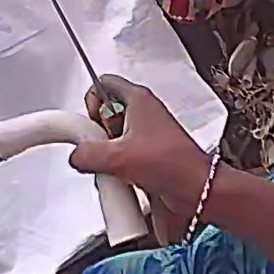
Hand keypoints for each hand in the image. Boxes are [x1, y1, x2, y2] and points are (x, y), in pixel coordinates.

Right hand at [68, 77, 211, 242]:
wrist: (197, 190)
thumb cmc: (171, 163)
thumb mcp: (119, 157)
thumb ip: (89, 154)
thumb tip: (77, 155)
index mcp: (138, 99)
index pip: (104, 83)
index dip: (92, 102)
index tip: (93, 124)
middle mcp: (144, 111)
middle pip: (106, 112)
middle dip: (99, 134)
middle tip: (103, 149)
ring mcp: (147, 132)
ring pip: (114, 136)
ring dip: (108, 153)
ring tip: (115, 168)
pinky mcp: (150, 152)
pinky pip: (124, 153)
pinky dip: (118, 165)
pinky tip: (123, 179)